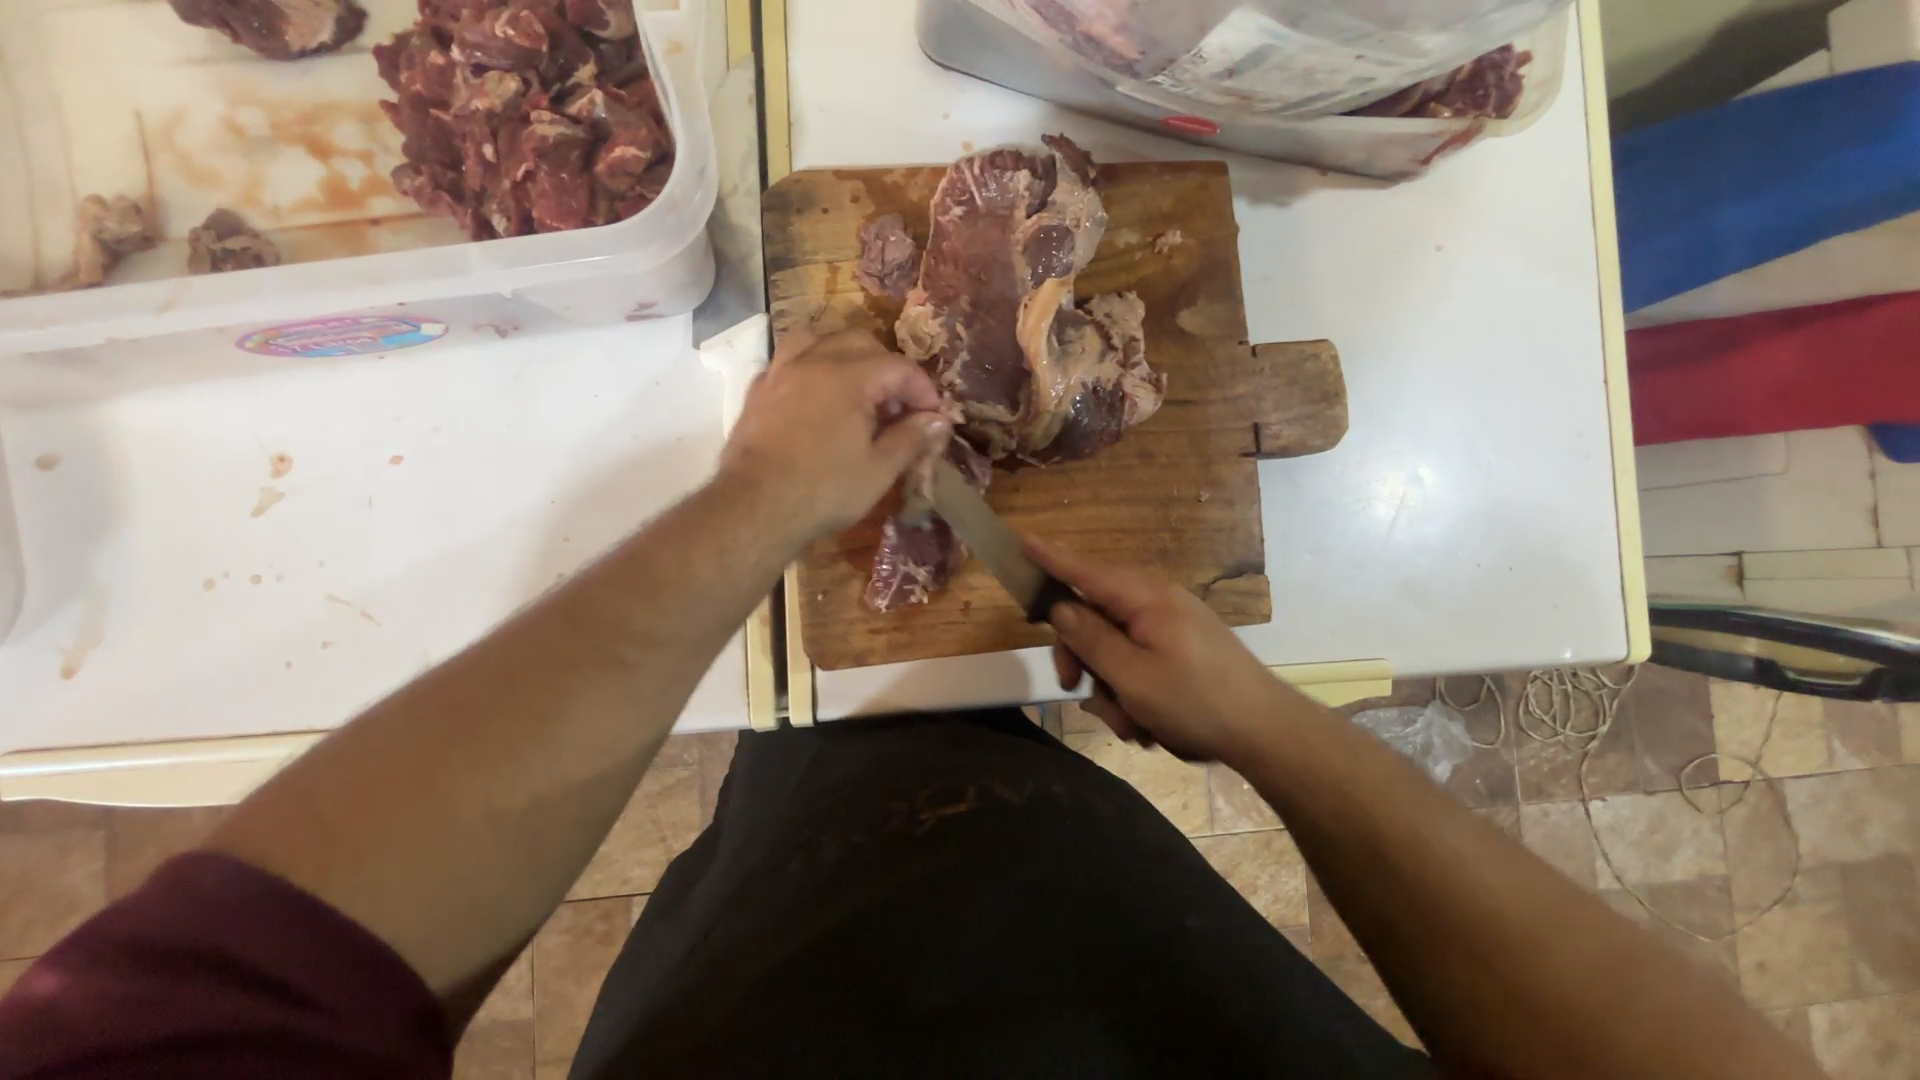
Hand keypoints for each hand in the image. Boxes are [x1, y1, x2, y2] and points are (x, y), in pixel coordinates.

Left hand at [720, 330, 949, 541]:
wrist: (755, 508)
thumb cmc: (824, 490)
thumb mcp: (879, 470)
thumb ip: (911, 438)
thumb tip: (938, 420)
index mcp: (848, 376)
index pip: (898, 366)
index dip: (922, 389)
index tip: (932, 416)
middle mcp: (813, 362)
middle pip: (860, 342)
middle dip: (887, 369)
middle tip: (897, 407)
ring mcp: (779, 373)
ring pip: (817, 339)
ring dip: (844, 355)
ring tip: (855, 388)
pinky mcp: (757, 392)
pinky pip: (787, 362)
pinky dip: (809, 369)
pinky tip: (816, 399)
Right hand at [1030, 538, 1286, 768]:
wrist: (1267, 733)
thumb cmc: (1196, 702)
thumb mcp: (1132, 676)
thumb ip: (1090, 639)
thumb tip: (1060, 607)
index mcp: (1145, 599)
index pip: (1086, 571)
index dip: (1051, 559)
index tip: (1021, 540)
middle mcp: (1157, 604)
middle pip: (1095, 618)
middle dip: (1081, 658)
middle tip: (1073, 689)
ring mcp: (1172, 628)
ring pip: (1115, 649)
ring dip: (1110, 688)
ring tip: (1130, 726)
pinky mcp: (1183, 652)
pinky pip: (1139, 665)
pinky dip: (1134, 694)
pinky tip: (1147, 725)